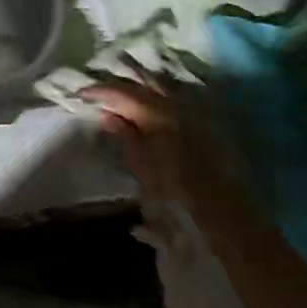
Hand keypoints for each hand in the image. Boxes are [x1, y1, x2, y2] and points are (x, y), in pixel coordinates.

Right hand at [82, 75, 234, 209]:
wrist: (227, 222)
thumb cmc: (176, 198)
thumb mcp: (142, 169)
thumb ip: (126, 139)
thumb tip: (108, 115)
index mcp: (159, 118)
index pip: (125, 94)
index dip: (100, 92)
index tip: (80, 94)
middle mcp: (181, 110)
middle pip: (148, 87)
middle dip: (123, 85)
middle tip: (100, 90)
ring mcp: (199, 118)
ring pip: (167, 91)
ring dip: (144, 88)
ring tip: (124, 93)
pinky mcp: (212, 129)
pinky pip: (182, 102)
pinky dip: (163, 98)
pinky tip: (155, 105)